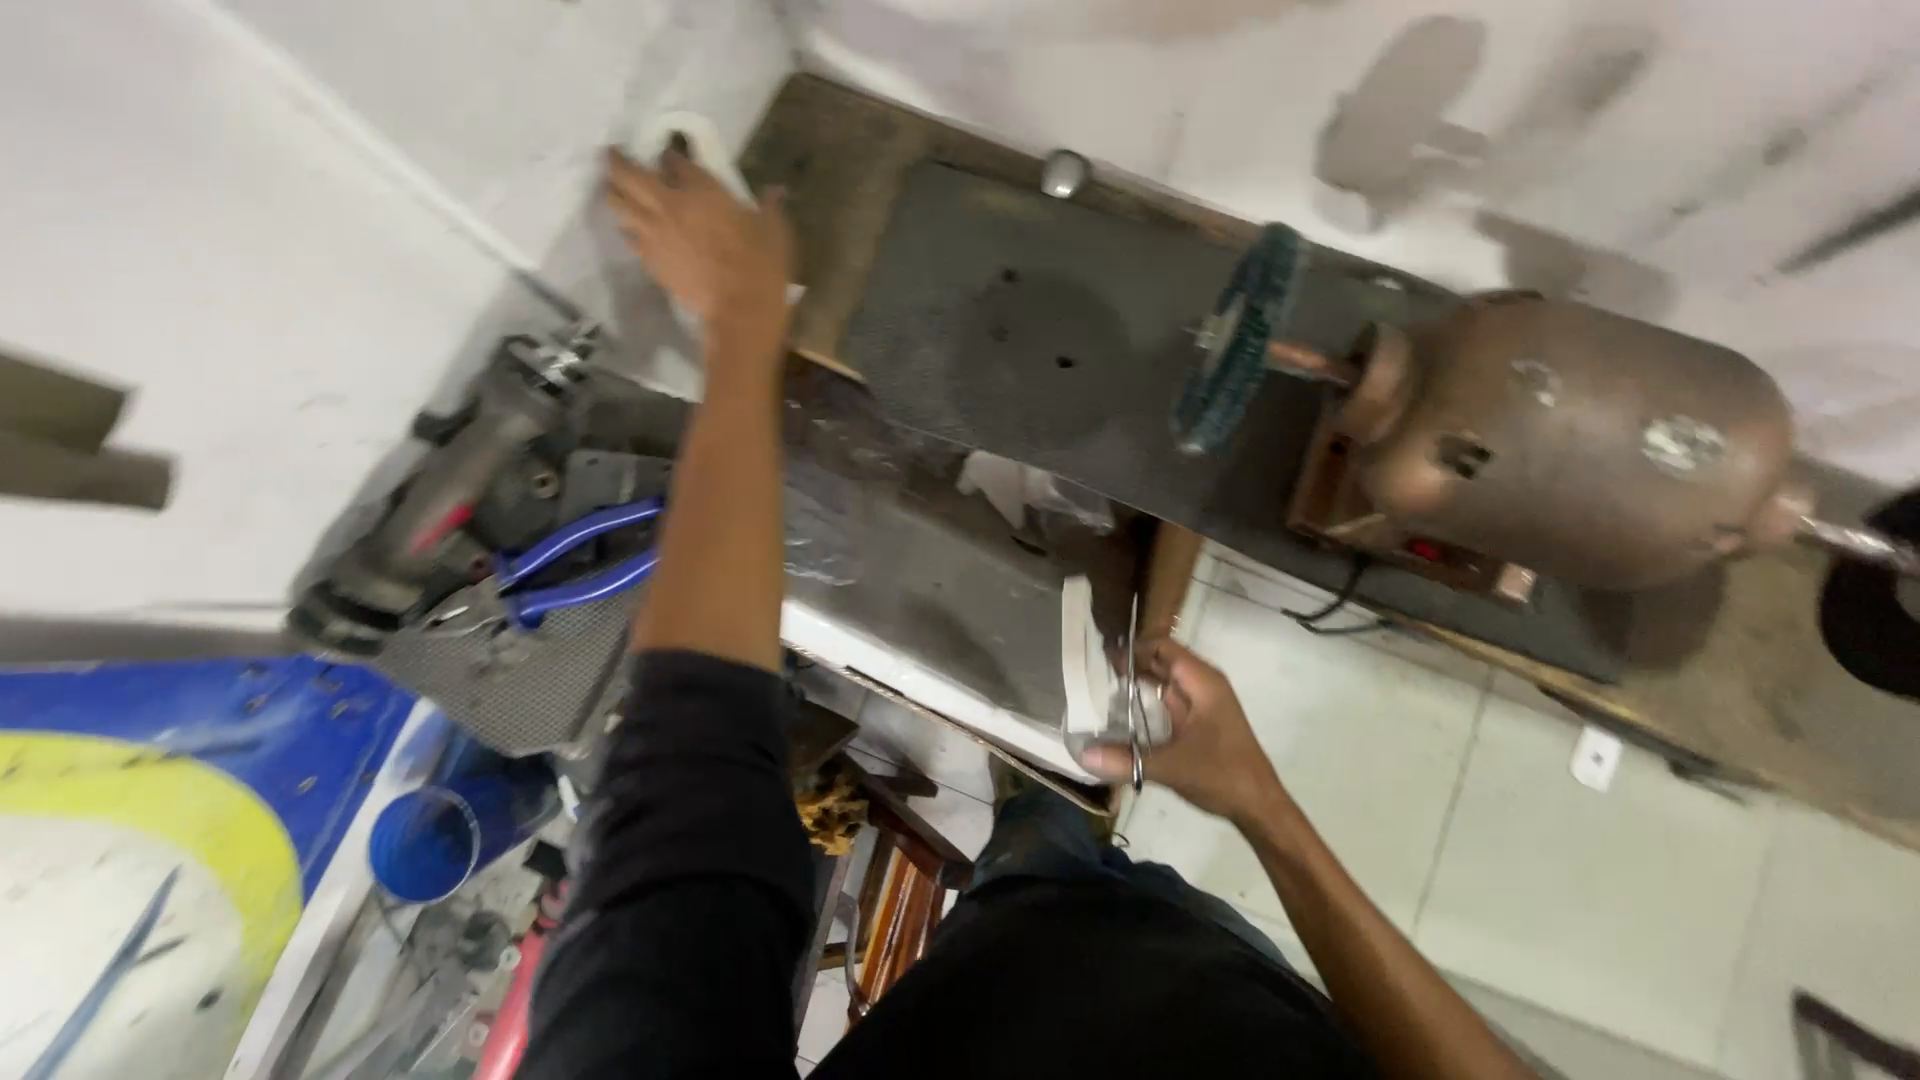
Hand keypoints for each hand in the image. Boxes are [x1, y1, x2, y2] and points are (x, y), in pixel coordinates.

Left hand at [605, 146, 794, 378]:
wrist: (739, 310)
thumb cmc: (760, 266)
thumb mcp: (774, 231)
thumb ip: (770, 207)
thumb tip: (776, 191)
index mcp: (700, 189)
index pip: (673, 159)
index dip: (670, 156)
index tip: (671, 157)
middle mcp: (667, 204)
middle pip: (627, 174)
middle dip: (618, 161)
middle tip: (614, 155)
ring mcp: (653, 233)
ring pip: (617, 203)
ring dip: (613, 192)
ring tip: (615, 189)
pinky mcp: (649, 260)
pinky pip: (628, 236)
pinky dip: (627, 228)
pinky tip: (632, 229)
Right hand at [1085, 639, 1285, 822]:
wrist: (1258, 806)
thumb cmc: (1222, 775)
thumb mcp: (1172, 767)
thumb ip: (1127, 759)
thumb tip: (1083, 755)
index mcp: (1202, 682)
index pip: (1162, 648)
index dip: (1133, 648)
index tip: (1101, 657)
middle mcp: (1203, 686)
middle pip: (1162, 662)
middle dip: (1130, 664)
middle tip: (1092, 672)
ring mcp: (1202, 704)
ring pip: (1164, 682)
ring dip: (1136, 683)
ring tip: (1099, 689)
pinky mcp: (1199, 722)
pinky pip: (1167, 701)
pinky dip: (1146, 702)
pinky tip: (1122, 714)